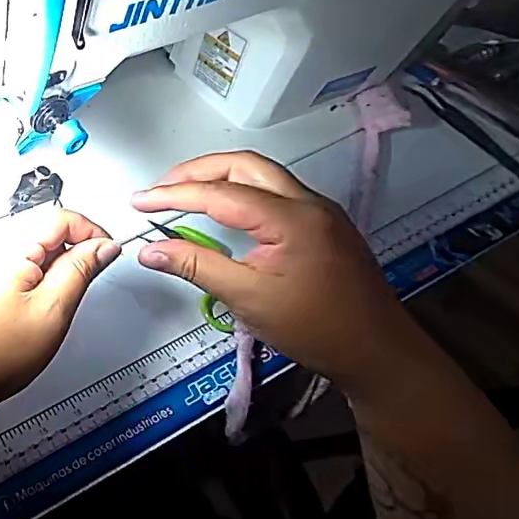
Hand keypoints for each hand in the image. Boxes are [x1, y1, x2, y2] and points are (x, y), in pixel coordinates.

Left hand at [0, 208, 120, 415]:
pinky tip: (28, 299)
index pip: (61, 215)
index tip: (106, 251)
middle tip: (81, 280)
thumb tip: (103, 246)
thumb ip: (82, 270)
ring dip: (50, 259)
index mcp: (3, 246)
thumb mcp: (52, 312)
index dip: (92, 232)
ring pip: (28, 239)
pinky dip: (29, 268)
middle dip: (71, 247)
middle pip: (43, 224)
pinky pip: (9, 254)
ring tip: (49, 298)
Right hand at [131, 151, 401, 388]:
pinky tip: (224, 211)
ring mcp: (320, 210)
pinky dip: (242, 192)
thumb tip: (150, 251)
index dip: (175, 195)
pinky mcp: (324, 223)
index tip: (140, 201)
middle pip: (244, 165)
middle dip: (198, 171)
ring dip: (221, 177)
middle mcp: (308, 202)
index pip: (221, 193)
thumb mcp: (248, 298)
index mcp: (291, 217)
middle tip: (162, 187)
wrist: (378, 353)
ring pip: (262, 175)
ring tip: (185, 193)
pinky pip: (275, 193)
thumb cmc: (314, 328)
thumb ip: (197, 267)